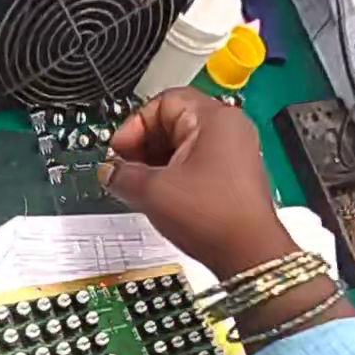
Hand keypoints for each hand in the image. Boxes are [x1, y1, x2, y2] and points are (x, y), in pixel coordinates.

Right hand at [99, 87, 291, 277]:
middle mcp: (228, 130)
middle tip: (124, 168)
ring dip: (153, 163)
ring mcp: (232, 154)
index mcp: (213, 119)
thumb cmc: (215, 217)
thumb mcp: (152, 192)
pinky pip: (193, 164)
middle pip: (172, 121)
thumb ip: (121, 175)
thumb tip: (109, 171)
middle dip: (142, 145)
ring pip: (181, 145)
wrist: (246, 252)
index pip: (162, 101)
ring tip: (138, 185)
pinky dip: (170, 175)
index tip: (119, 150)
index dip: (134, 125)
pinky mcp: (231, 177)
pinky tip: (157, 195)